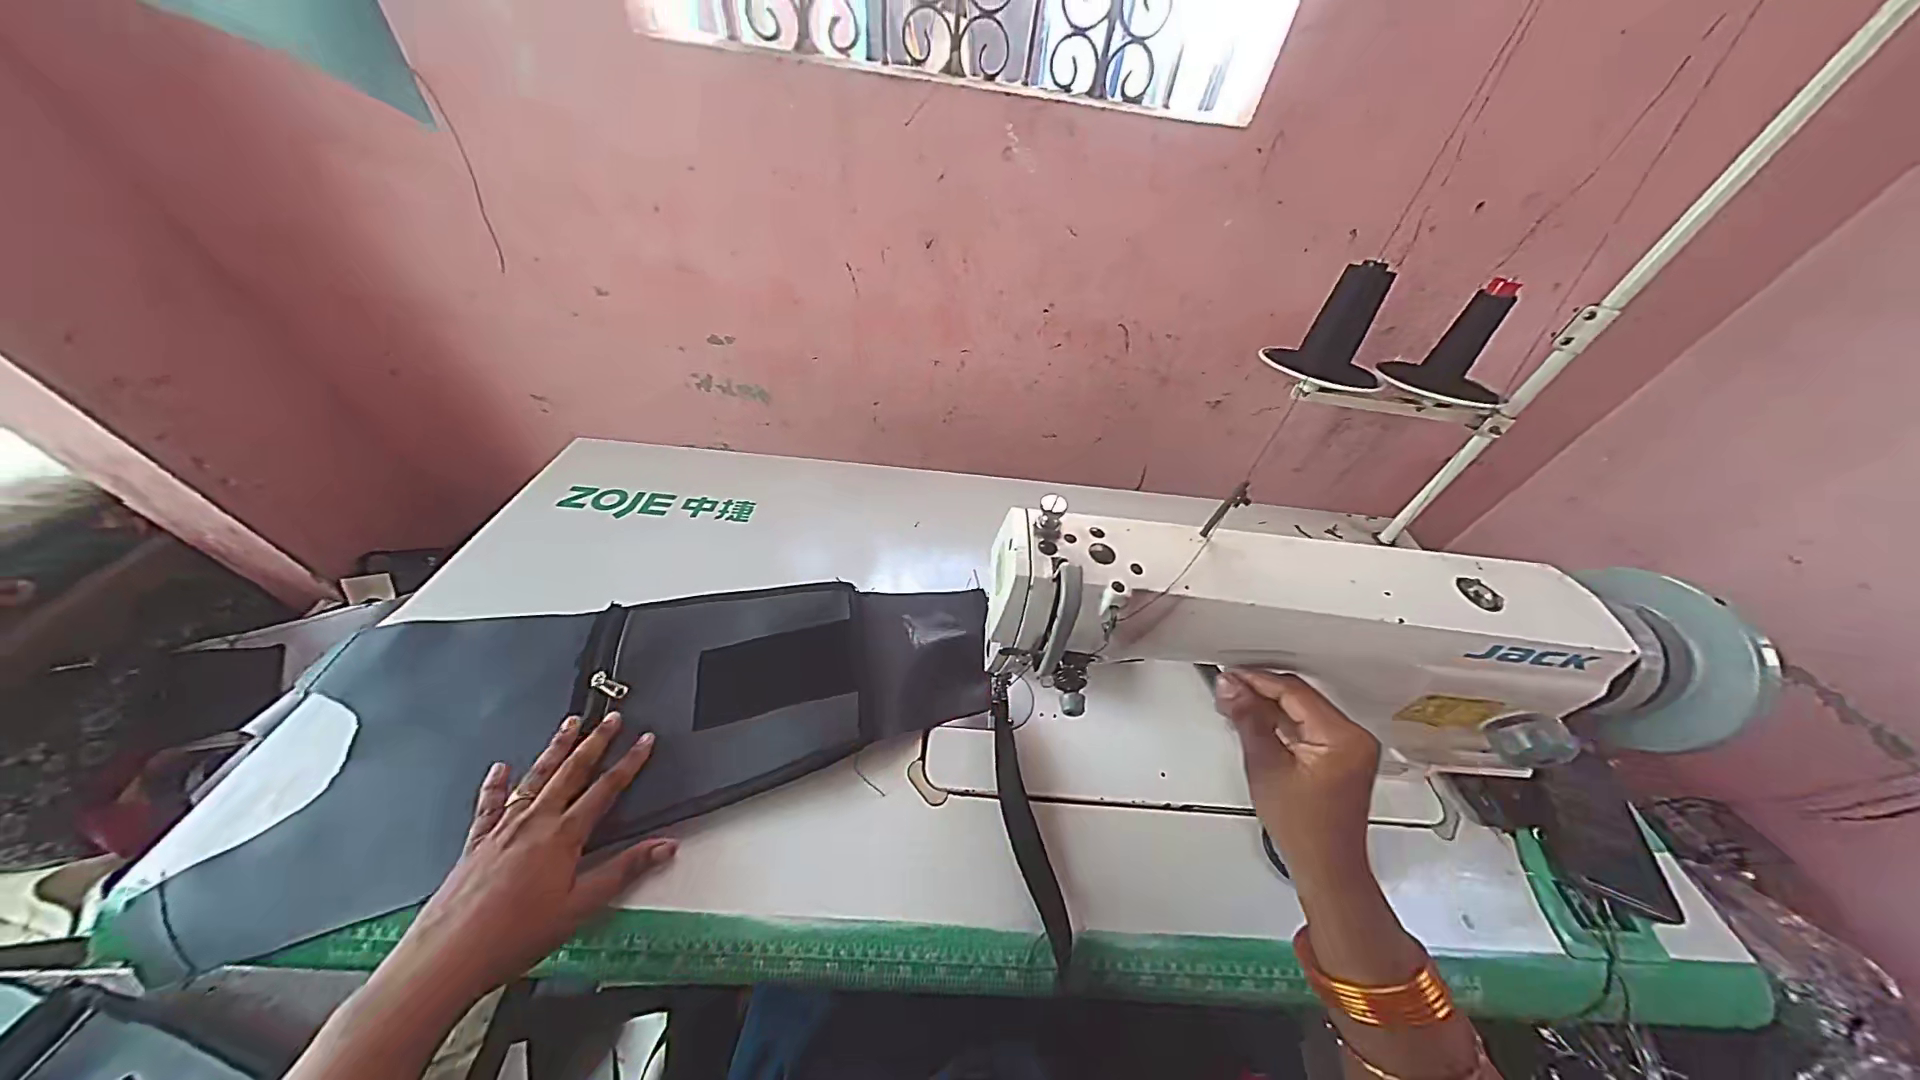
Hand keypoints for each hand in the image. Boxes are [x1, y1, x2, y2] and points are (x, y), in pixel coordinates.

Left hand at [384, 711, 675, 1001]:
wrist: (445, 959)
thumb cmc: (511, 937)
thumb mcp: (580, 907)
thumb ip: (625, 870)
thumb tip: (663, 847)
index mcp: (562, 837)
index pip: (606, 788)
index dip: (630, 761)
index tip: (644, 741)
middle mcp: (533, 824)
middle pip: (571, 771)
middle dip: (595, 741)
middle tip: (610, 720)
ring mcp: (502, 830)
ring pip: (535, 777)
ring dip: (555, 748)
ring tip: (569, 725)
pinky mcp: (476, 843)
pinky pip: (489, 805)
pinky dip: (495, 784)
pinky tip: (500, 769)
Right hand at [1213, 670, 1379, 881]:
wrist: (1325, 865)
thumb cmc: (1304, 828)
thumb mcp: (1265, 765)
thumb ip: (1247, 719)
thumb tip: (1233, 687)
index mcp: (1343, 737)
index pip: (1294, 692)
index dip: (1257, 680)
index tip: (1231, 677)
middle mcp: (1354, 737)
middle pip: (1300, 697)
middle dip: (1261, 690)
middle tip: (1228, 687)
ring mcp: (1350, 747)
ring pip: (1301, 709)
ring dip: (1268, 705)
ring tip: (1235, 702)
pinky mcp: (1341, 755)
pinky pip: (1307, 725)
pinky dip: (1279, 721)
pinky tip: (1256, 721)